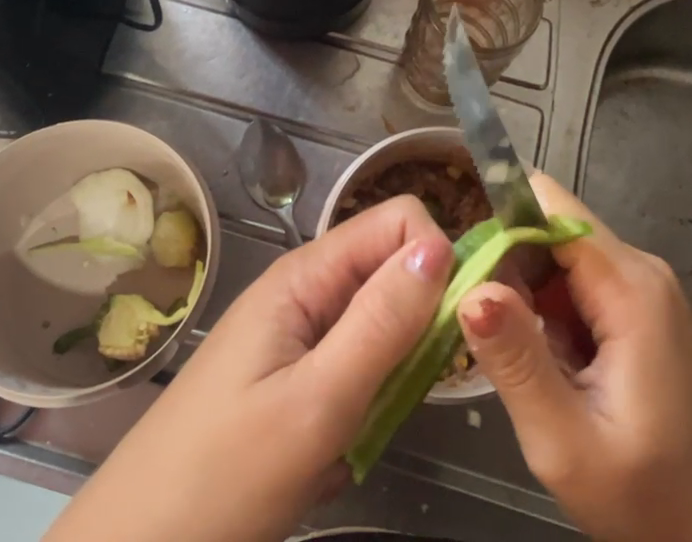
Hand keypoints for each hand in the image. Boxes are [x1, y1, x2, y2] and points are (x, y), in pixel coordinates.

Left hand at [45, 195, 452, 541]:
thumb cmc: (226, 472)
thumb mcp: (317, 400)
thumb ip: (382, 322)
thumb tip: (442, 244)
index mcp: (305, 276)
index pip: (397, 220)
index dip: (440, 255)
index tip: (465, 317)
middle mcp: (304, 291)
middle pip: (392, 269)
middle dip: (424, 317)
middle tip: (417, 383)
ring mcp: (297, 335)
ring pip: (380, 321)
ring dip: (398, 366)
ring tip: (376, 419)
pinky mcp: (294, 376)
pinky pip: (357, 365)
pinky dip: (371, 396)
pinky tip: (351, 439)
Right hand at [457, 174, 691, 541]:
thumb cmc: (651, 497)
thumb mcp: (565, 442)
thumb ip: (516, 361)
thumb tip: (469, 289)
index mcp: (629, 288)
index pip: (549, 204)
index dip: (497, 222)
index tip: (459, 267)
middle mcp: (640, 272)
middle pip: (550, 229)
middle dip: (504, 265)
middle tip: (474, 328)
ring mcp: (645, 293)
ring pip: (559, 261)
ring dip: (523, 295)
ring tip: (505, 355)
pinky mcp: (641, 316)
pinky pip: (578, 290)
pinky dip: (547, 316)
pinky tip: (543, 367)